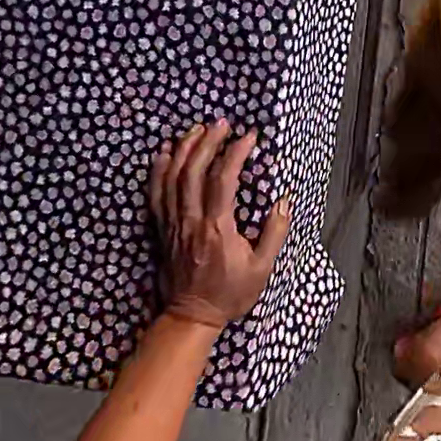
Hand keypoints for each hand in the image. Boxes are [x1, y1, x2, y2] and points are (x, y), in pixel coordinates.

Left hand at [147, 120, 292, 330]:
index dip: (235, 153)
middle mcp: (192, 220)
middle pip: (195, 170)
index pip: (223, 179)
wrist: (191, 316)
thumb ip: (274, 233)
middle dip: (208, 141)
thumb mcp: (261, 269)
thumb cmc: (230, 293)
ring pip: (173, 177)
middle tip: (221, 123)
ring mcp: (174, 223)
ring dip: (184, 148)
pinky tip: (165, 151)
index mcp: (217, 228)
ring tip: (197, 128)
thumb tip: (284, 200)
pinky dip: (159, 169)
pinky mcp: (162, 228)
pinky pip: (156, 193)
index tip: (248, 137)